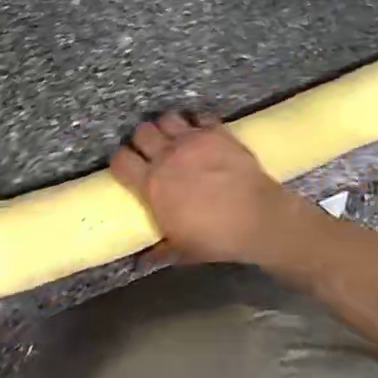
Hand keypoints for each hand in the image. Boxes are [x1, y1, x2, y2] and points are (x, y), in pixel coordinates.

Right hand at [109, 111, 309, 263]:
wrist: (257, 218)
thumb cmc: (215, 238)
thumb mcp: (182, 251)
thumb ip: (159, 251)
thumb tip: (141, 261)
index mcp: (153, 184)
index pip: (121, 161)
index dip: (120, 162)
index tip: (127, 168)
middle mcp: (168, 156)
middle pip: (142, 132)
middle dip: (143, 139)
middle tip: (151, 151)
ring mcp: (194, 139)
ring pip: (168, 118)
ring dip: (168, 127)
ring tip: (175, 138)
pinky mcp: (217, 131)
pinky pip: (200, 116)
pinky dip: (197, 122)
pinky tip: (202, 132)